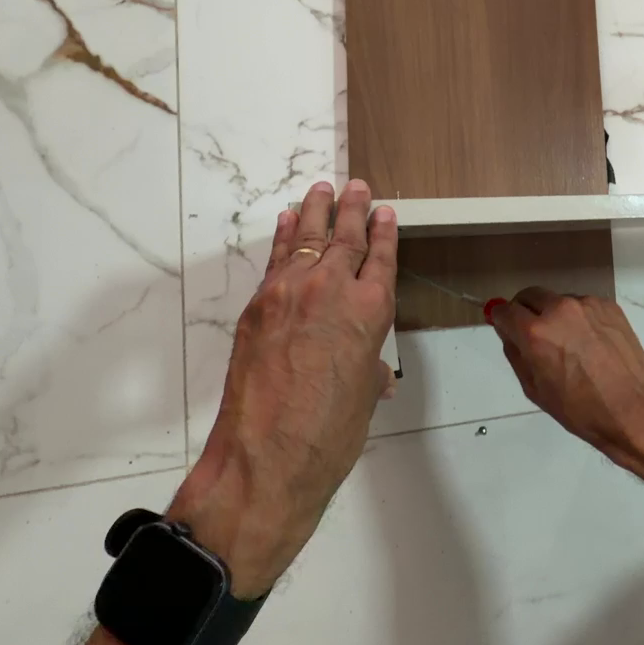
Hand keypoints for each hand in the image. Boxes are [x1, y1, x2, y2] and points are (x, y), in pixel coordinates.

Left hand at [170, 179, 397, 597]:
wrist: (267, 458)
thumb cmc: (330, 434)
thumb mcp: (365, 394)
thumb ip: (369, 366)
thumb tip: (370, 367)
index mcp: (372, 311)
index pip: (381, 256)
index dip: (384, 231)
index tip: (385, 211)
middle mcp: (334, 289)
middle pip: (346, 236)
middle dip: (354, 208)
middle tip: (357, 186)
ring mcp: (291, 292)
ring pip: (309, 237)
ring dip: (317, 210)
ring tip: (323, 188)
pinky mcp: (258, 304)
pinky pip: (277, 258)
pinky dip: (285, 236)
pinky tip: (289, 221)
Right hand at [486, 288, 643, 464]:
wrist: (632, 409)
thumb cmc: (580, 409)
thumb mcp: (535, 389)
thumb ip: (516, 354)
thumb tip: (509, 333)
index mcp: (536, 332)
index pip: (505, 310)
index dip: (501, 318)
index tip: (504, 326)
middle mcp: (560, 310)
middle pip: (529, 295)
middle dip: (524, 310)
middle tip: (532, 333)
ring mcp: (587, 305)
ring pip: (558, 300)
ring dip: (554, 315)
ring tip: (569, 344)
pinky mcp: (609, 306)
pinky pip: (583, 306)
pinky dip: (579, 318)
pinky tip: (590, 343)